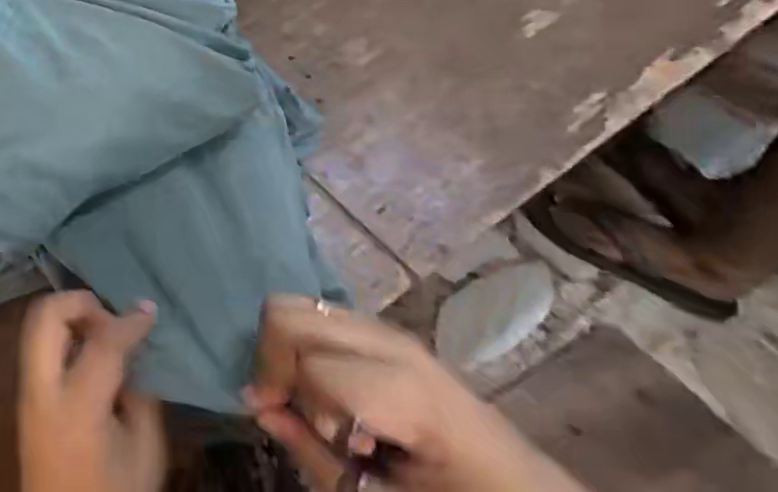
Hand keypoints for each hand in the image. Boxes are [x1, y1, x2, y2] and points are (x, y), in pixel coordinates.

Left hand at [18, 292, 164, 491]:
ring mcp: (24, 392)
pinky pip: (37, 343)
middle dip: (81, 302)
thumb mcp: (144, 452)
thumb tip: (133, 355)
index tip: (149, 309)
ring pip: (35, 322)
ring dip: (68, 314)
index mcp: (77, 408)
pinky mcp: (21, 397)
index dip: (129, 321)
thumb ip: (141, 395)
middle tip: (111, 318)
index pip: (102, 343)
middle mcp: (41, 390)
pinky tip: (86, 349)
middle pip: (47, 314)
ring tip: (100, 332)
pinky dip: (60, 332)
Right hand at [246, 295, 585, 491]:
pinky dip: (306, 342)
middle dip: (272, 357)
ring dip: (287, 348)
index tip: (281, 425)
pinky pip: (323, 315)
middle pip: (291, 312)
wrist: (519, 491)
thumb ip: (313, 454)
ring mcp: (389, 329)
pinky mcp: (386, 330)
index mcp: (404, 391)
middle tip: (280, 405)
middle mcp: (392, 342)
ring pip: (301, 304)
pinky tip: (327, 389)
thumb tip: (258, 407)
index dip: (280, 392)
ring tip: (305, 400)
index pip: (309, 363)